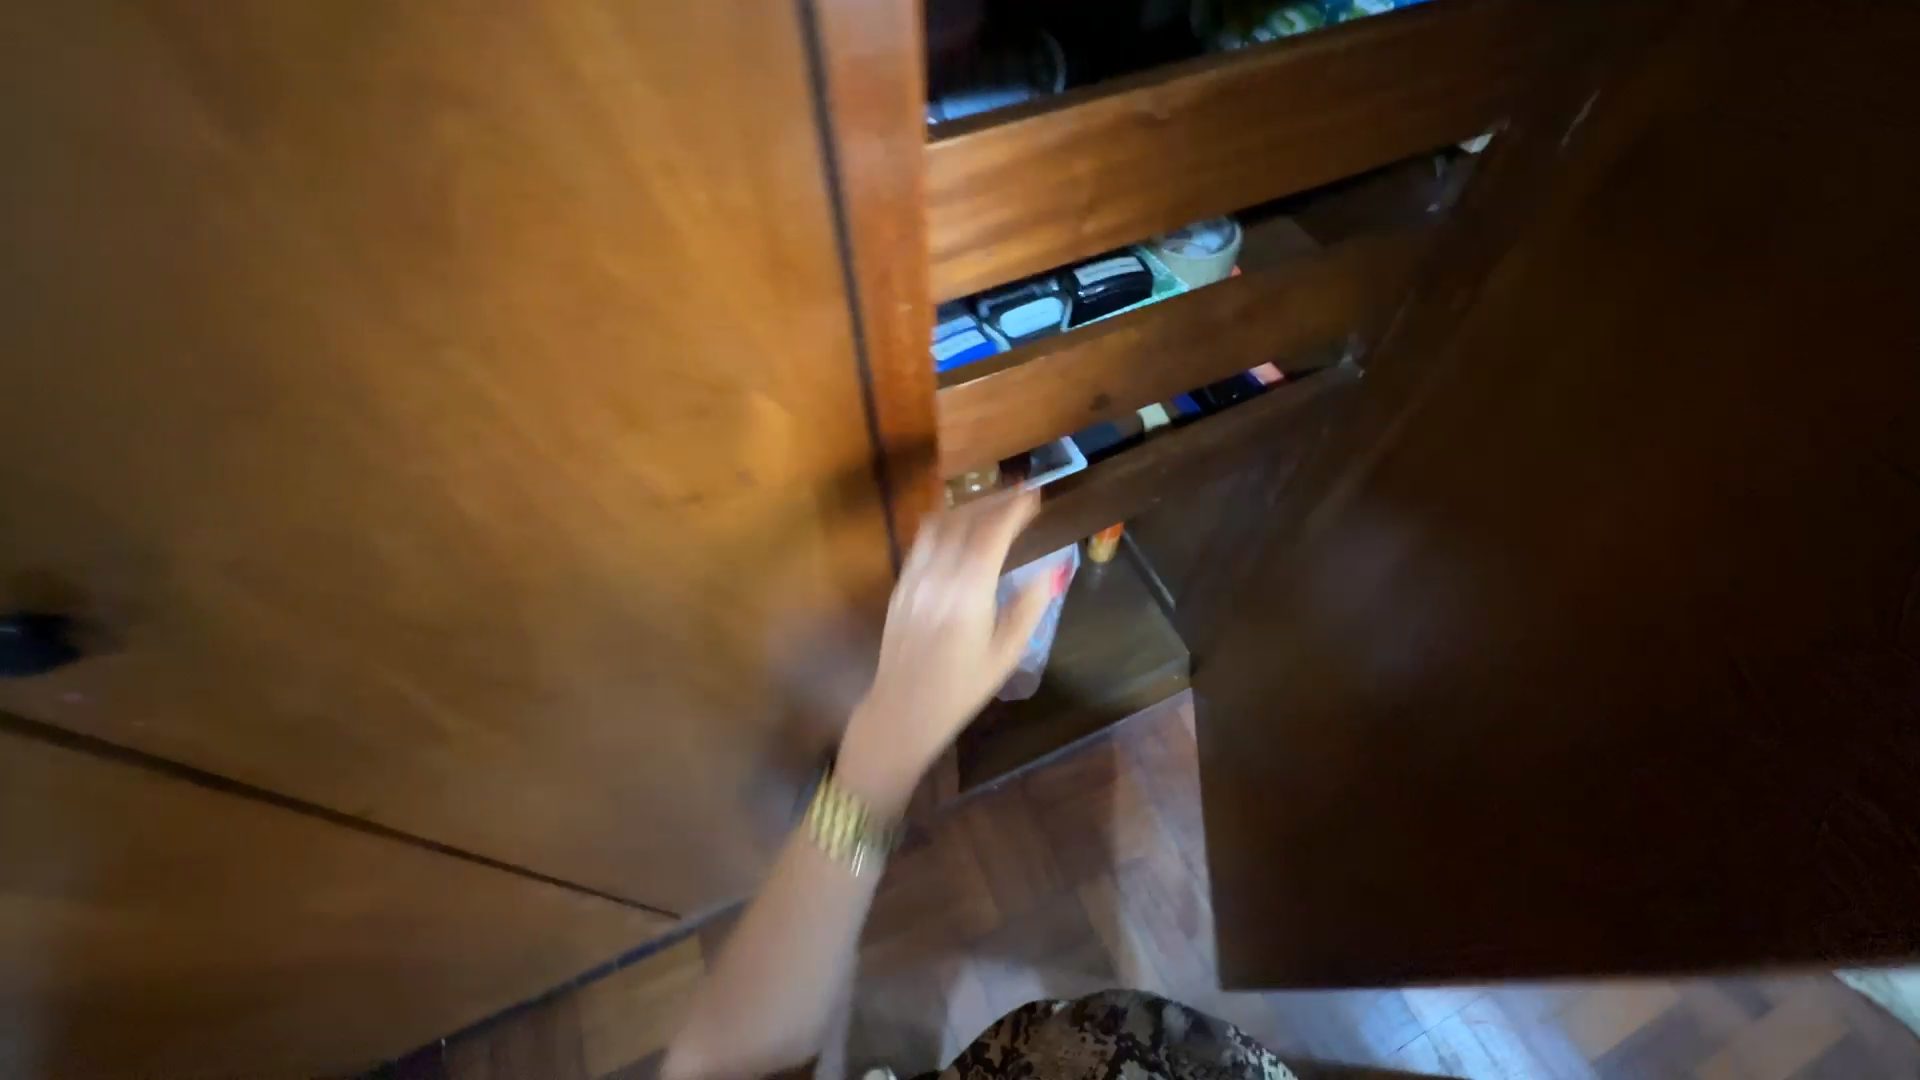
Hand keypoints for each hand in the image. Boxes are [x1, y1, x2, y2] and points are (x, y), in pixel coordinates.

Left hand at [835, 491, 1058, 813]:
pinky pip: (921, 543)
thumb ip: (1028, 608)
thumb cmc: (961, 689)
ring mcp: (913, 579)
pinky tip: (958, 532)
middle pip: (964, 520)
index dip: (1014, 508)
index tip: (1034, 495)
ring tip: (990, 507)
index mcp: (968, 594)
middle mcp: (937, 578)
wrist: (904, 710)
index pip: (992, 533)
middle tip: (1017, 495)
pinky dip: (944, 526)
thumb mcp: (1006, 655)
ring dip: (966, 509)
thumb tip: (1050, 571)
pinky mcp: (900, 586)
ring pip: (938, 525)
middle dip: (993, 501)